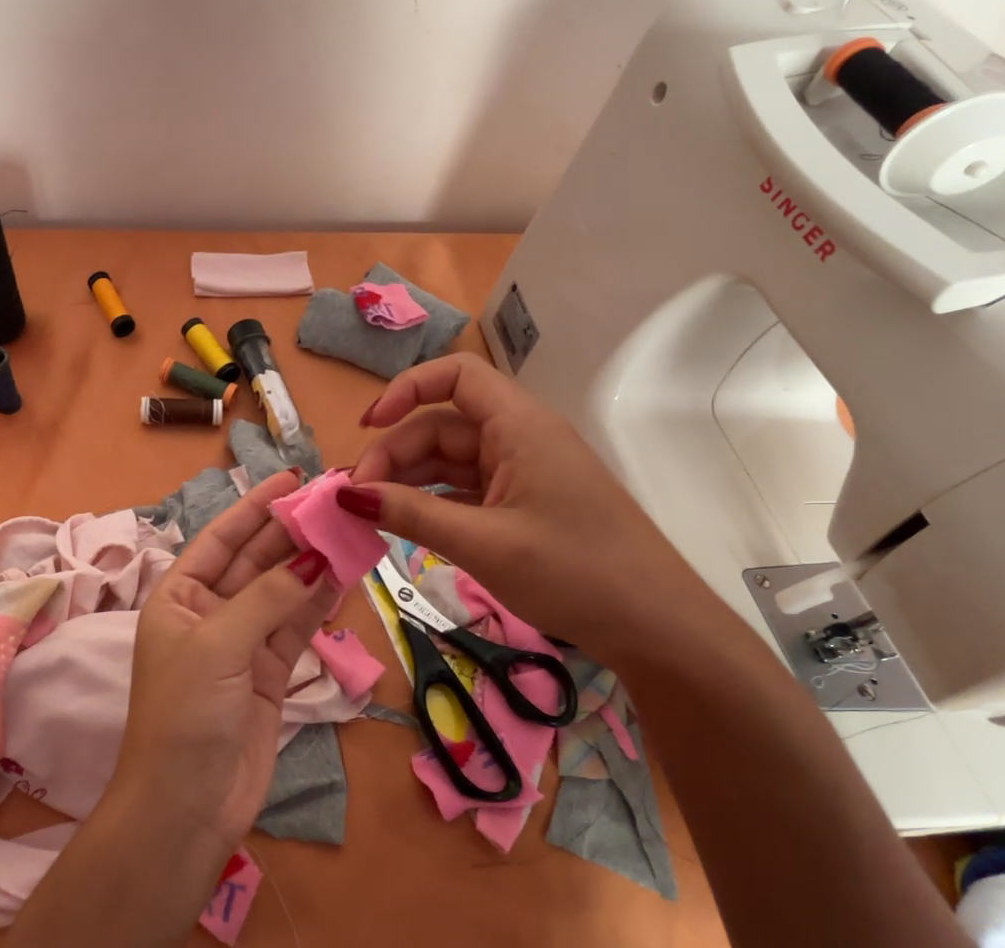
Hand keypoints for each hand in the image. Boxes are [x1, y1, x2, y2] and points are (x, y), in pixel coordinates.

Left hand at [111, 469, 336, 856]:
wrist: (187, 805)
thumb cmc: (185, 714)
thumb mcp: (218, 645)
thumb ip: (269, 598)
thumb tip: (316, 558)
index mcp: (179, 595)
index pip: (221, 538)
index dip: (256, 506)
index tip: (293, 477)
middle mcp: (209, 612)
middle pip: (256, 560)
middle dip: (293, 532)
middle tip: (337, 502)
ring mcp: (242, 643)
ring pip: (283, 591)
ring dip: (314, 563)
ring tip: (352, 530)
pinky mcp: (270, 672)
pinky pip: (297, 625)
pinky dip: (321, 602)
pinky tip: (346, 574)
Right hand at [344, 353, 712, 657]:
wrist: (658, 629)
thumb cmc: (575, 573)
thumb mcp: (483, 544)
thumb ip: (410, 514)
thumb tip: (345, 494)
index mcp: (520, 426)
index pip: (455, 376)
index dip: (406, 389)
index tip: (367, 427)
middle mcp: (521, 438)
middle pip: (442, 424)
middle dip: (394, 454)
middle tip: (355, 499)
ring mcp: (525, 473)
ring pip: (451, 459)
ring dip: (408, 479)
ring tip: (369, 513)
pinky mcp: (526, 506)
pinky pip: (466, 489)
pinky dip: (433, 502)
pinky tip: (406, 524)